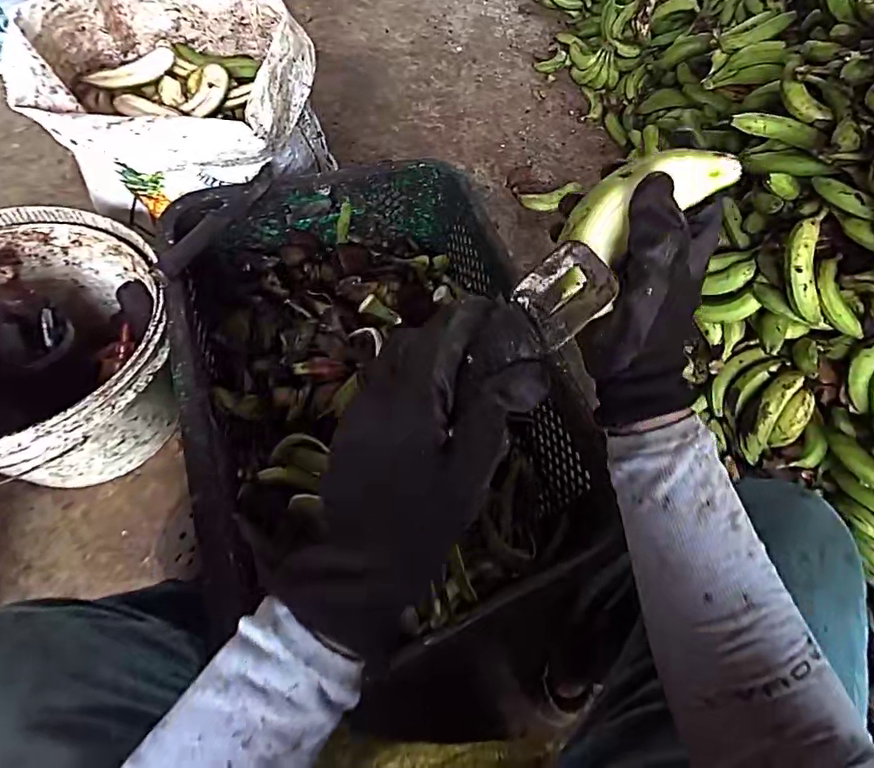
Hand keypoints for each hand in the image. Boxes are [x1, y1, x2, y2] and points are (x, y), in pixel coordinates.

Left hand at [272, 296, 547, 660]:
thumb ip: (491, 415)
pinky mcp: (350, 425)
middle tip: (477, 338)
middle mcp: (380, 393)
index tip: (489, 306)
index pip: (438, 337)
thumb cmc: (424, 520)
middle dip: (444, 329)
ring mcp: (359, 408)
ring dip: (422, 350)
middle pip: (410, 339)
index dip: (465, 315)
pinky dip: (406, 372)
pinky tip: (425, 397)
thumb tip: (523, 373)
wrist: (359, 566)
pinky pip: (379, 380)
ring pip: (390, 357)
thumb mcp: (469, 473)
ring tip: (454, 365)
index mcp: (413, 401)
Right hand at [581, 173, 721, 429]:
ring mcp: (636, 252)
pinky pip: (594, 234)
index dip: (693, 164)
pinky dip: (576, 226)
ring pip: (620, 210)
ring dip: (596, 200)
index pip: (705, 192)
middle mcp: (665, 240)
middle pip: (655, 193)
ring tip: (572, 201)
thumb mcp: (660, 274)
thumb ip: (659, 227)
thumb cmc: (651, 326)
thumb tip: (655, 178)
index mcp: (689, 239)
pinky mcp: (610, 265)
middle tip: (608, 171)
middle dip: (631, 178)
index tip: (671, 141)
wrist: (625, 370)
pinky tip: (557, 228)